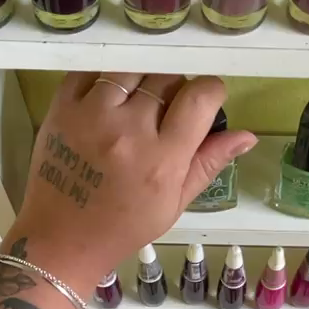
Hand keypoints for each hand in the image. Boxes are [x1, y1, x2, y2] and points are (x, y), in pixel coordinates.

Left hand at [4, 72, 256, 291]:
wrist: (62, 240)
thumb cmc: (123, 228)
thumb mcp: (174, 204)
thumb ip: (208, 164)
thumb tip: (247, 135)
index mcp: (162, 159)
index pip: (200, 97)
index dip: (211, 92)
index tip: (207, 102)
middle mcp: (129, 130)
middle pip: (167, 78)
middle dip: (177, 88)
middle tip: (168, 112)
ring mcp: (92, 115)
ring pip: (132, 69)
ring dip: (143, 79)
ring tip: (139, 103)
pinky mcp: (62, 108)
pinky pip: (91, 71)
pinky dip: (106, 77)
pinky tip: (111, 97)